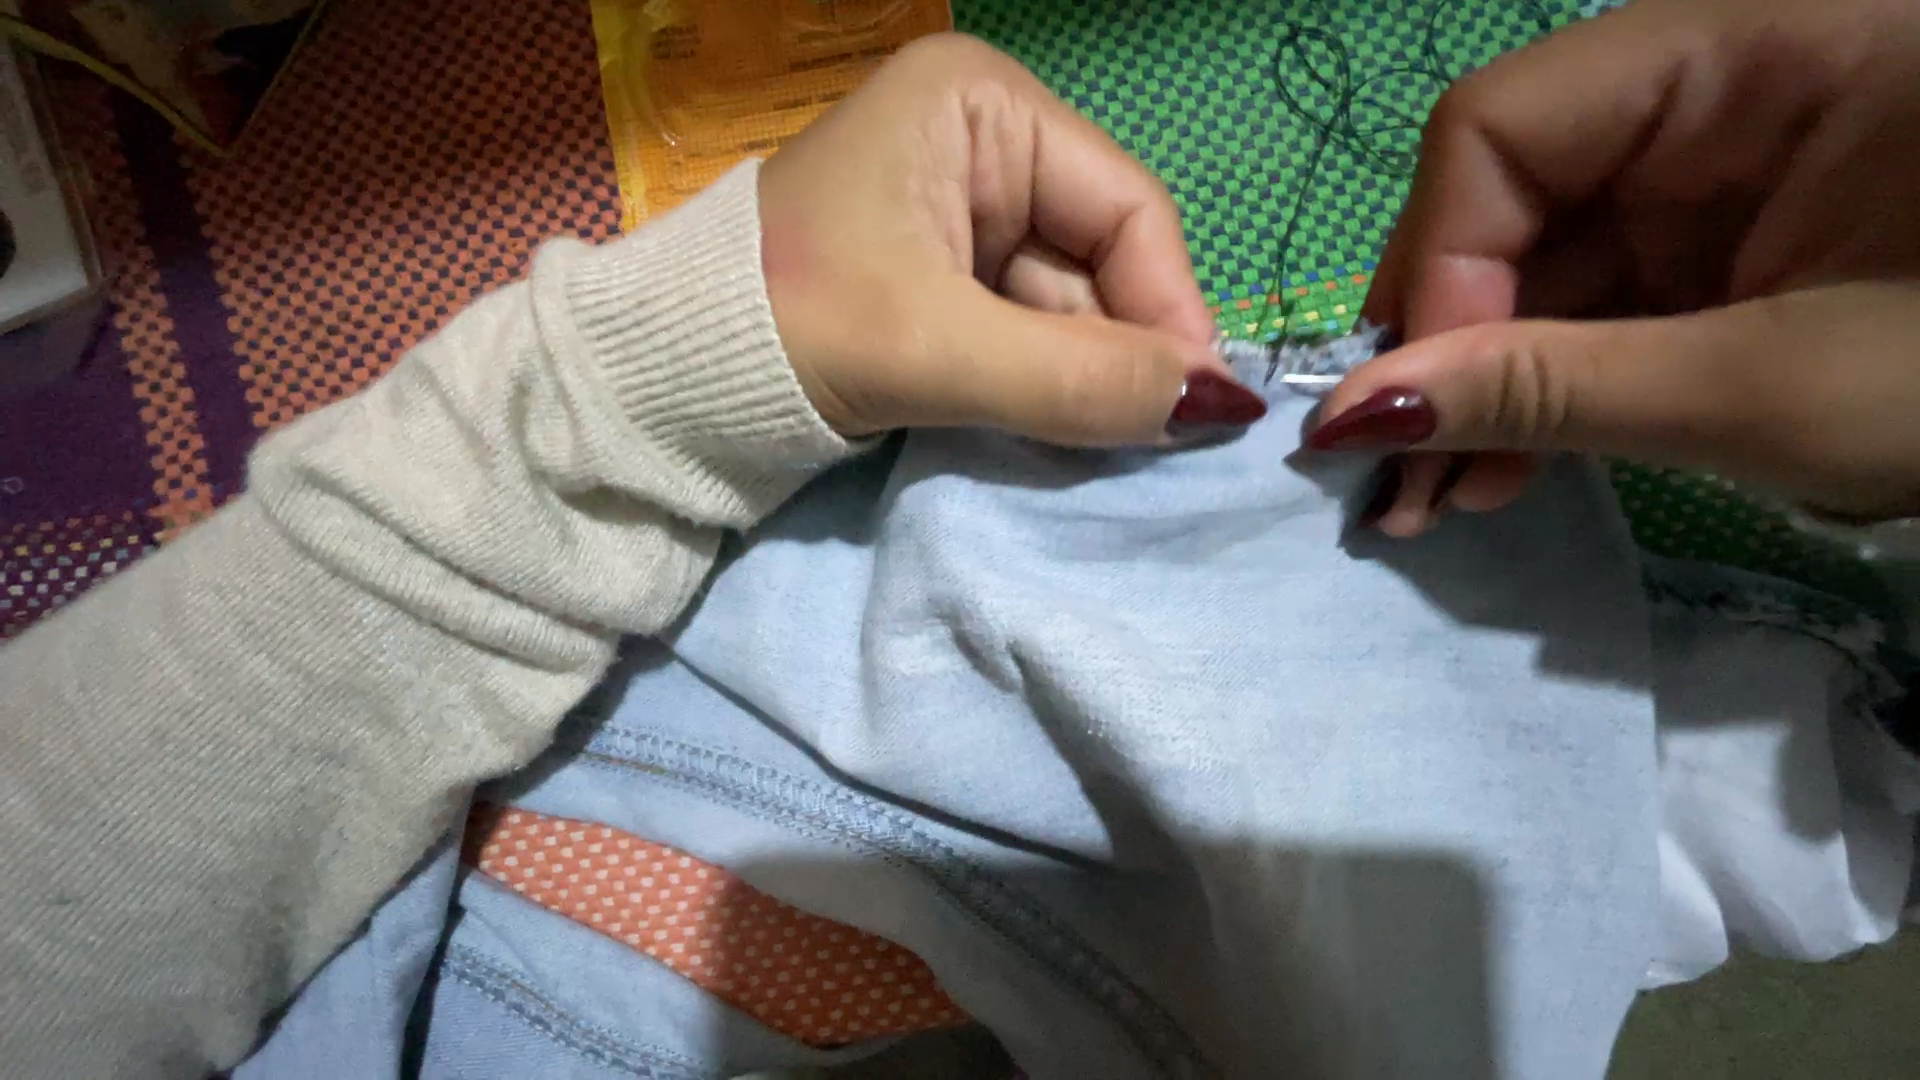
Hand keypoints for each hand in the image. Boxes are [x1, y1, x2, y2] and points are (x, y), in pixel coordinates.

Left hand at [759, 34, 1263, 446]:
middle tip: (1153, 439)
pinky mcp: (944, 287)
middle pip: (1098, 262)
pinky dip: (1044, 390)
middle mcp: (980, 152)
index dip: (1171, 307)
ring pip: (1064, 312)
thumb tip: (1213, 403)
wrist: (674, 382)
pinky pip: (1025, 340)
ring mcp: (962, 223)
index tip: (1199, 402)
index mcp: (979, 109)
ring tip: (1097, 443)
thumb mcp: (936, 347)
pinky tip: (1053, 430)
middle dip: (1122, 354)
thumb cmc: (790, 326)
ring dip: (1083, 382)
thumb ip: (1074, 377)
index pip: (1123, 206)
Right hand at [1309, 0, 1919, 532]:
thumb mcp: (1768, 390)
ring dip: (1472, 390)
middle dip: (1436, 351)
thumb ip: (1538, 390)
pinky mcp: (1707, 243)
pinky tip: (1509, 469)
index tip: (1419, 398)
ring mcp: (1704, 174)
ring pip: (1518, 273)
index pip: (1496, 132)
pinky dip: (1529, 394)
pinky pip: (1570, 307)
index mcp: (1758, 42)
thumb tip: (1347, 417)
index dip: (1433, 266)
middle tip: (1405, 477)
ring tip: (1450, 496)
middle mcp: (1712, 88)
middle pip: (1490, 208)